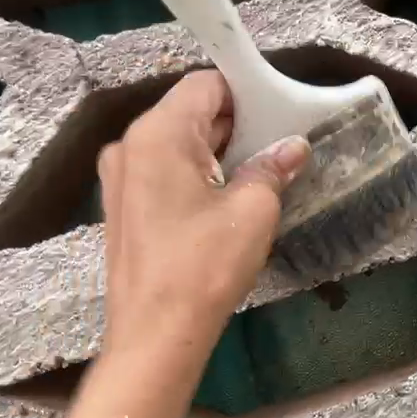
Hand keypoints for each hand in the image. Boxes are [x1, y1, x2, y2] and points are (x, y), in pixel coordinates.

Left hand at [97, 70, 308, 371]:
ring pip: (179, 143)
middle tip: (281, 142)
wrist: (157, 332)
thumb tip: (294, 147)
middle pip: (190, 112)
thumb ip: (273, 168)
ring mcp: (122, 178)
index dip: (246, 92)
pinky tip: (229, 198)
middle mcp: (130, 146)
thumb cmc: (205, 264)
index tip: (281, 111)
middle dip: (237, 123)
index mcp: (158, 134)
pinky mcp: (126, 206)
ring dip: (220, 151)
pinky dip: (199, 173)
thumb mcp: (253, 210)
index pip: (204, 84)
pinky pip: (166, 170)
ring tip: (261, 172)